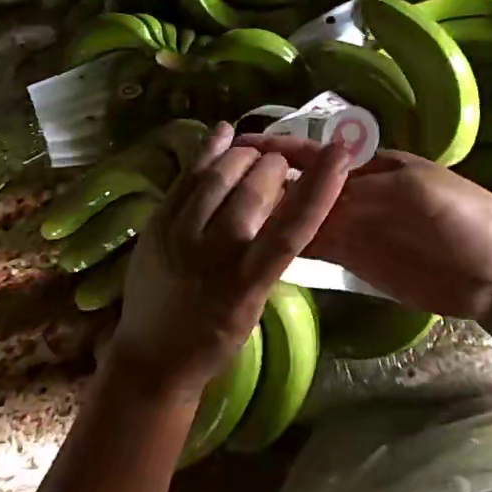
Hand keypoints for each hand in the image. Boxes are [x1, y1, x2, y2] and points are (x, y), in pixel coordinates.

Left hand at [106, 123, 350, 396]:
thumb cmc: (213, 340)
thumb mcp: (253, 305)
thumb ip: (267, 258)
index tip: (339, 154)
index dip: (318, 187)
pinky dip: (205, 154)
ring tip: (256, 149)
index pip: (291, 227)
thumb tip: (283, 206)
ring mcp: (177, 237)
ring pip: (216, 178)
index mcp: (246, 283)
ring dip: (242, 156)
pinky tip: (222, 133)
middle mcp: (212, 254)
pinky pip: (183, 180)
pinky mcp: (154, 226)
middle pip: (253, 192)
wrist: (152, 357)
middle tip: (283, 161)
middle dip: (274, 167)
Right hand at [234, 136, 491, 320]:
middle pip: (292, 186)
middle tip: (214, 193)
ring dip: (263, 218)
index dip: (271, 149)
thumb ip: (356, 190)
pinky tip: (250, 250)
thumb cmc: (462, 217)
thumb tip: (301, 193)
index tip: (232, 149)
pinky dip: (280, 246)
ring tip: (221, 222)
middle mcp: (346, 193)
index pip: (307, 153)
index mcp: (362, 166)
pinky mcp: (348, 256)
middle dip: (257, 185)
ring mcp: (346, 226)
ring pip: (293, 218)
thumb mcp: (413, 193)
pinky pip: (306, 247)